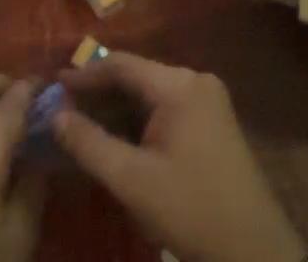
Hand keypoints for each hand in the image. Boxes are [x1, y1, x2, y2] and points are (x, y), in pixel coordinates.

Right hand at [54, 53, 305, 261]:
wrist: (256, 253)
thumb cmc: (191, 209)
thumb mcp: (131, 180)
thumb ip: (87, 143)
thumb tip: (54, 115)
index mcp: (179, 85)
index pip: (119, 64)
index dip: (82, 76)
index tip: (51, 88)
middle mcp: (195, 81)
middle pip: (134, 76)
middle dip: (97, 93)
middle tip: (62, 109)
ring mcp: (208, 101)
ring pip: (147, 93)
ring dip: (115, 108)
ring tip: (81, 124)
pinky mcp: (212, 122)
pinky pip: (164, 107)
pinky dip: (136, 119)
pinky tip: (115, 137)